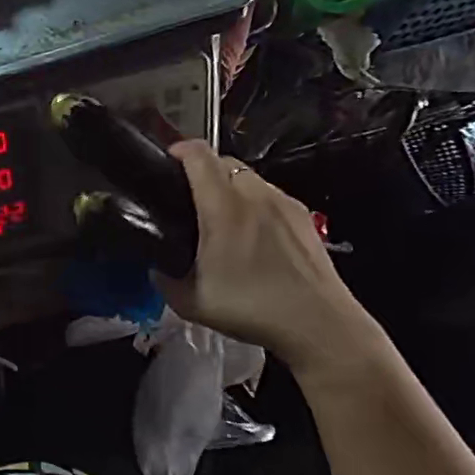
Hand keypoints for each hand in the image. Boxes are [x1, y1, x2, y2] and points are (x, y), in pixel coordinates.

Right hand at [158, 140, 376, 369]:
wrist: (319, 324)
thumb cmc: (250, 308)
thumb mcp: (189, 302)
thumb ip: (164, 279)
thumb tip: (156, 266)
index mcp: (223, 208)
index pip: (199, 157)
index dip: (179, 150)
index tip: (165, 160)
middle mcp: (255, 196)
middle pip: (225, 162)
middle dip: (202, 169)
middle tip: (186, 194)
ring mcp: (284, 204)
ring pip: (249, 177)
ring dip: (229, 185)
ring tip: (218, 214)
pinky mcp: (303, 218)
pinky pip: (270, 194)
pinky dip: (253, 200)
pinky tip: (250, 231)